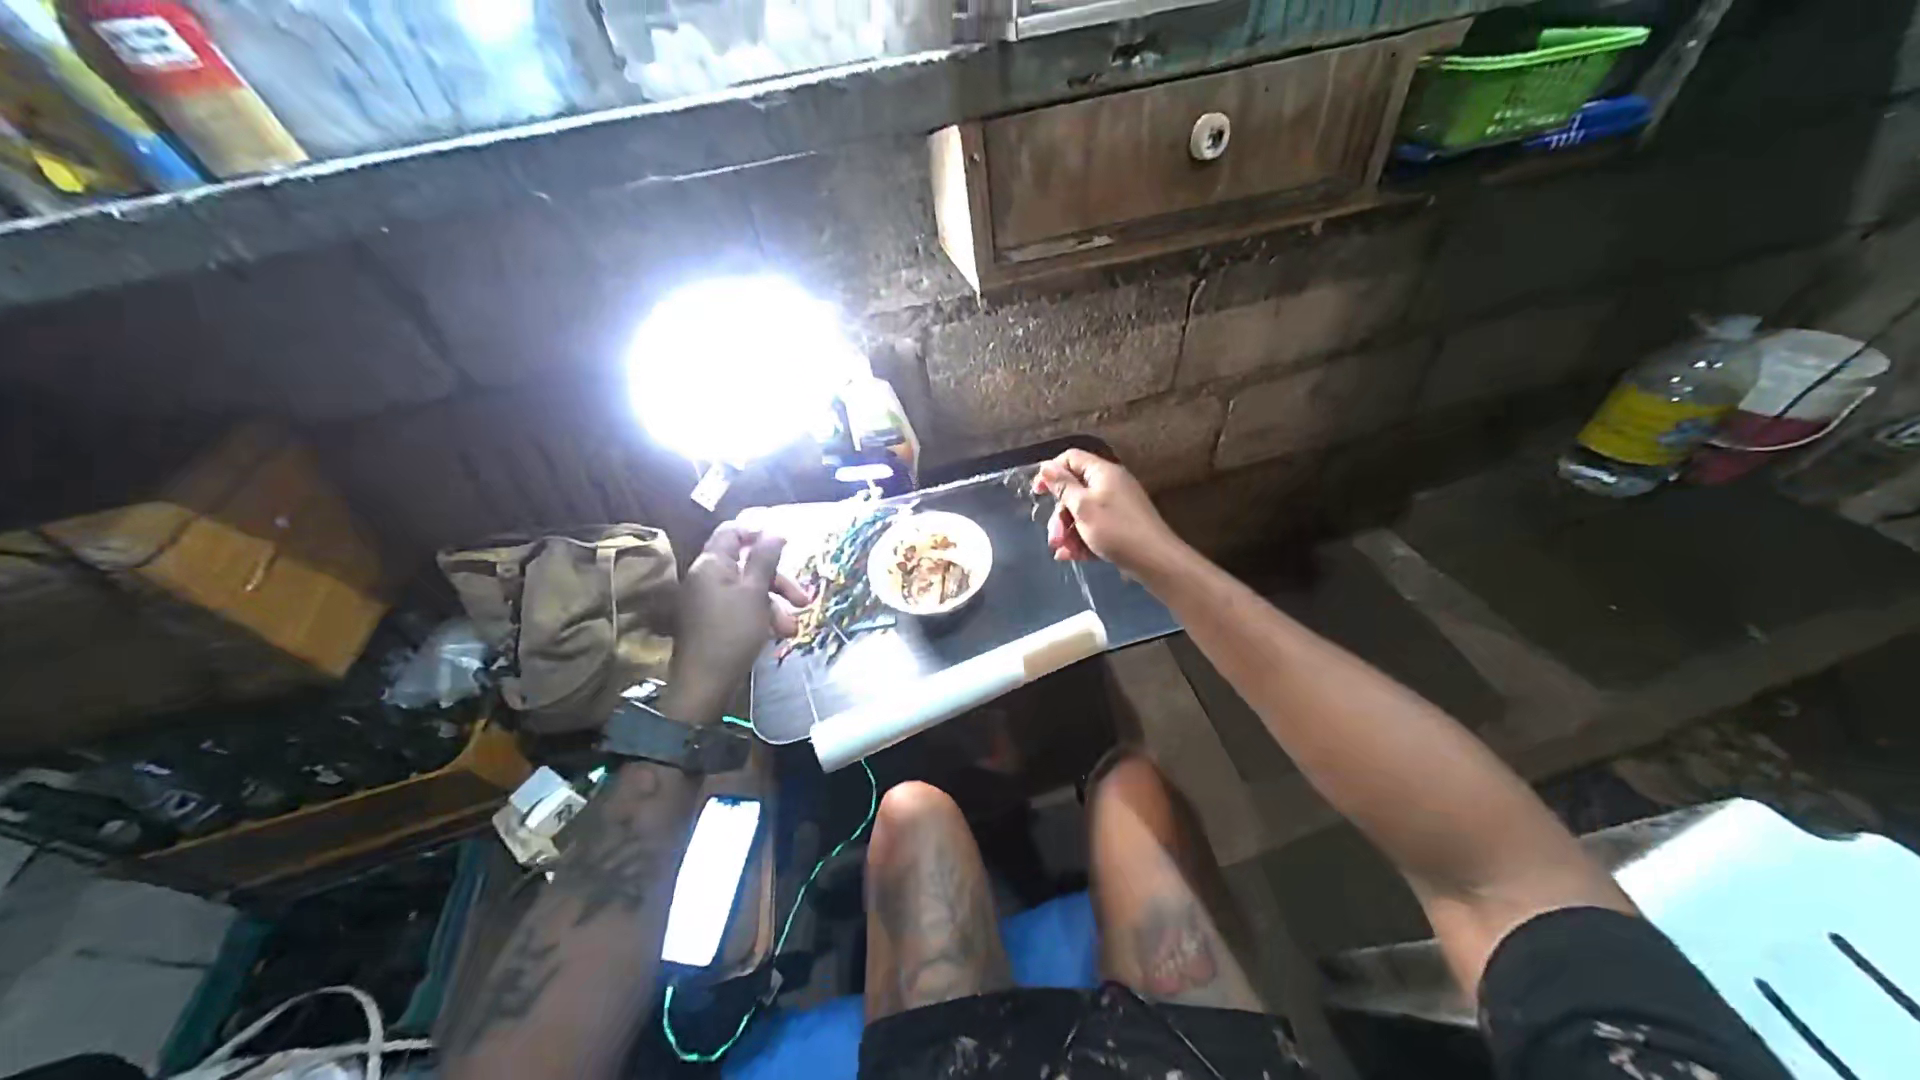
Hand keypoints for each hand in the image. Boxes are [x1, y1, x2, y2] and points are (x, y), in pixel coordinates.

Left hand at [665, 522, 809, 720]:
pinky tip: (777, 635)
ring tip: (790, 629)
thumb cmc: (732, 632)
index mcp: (712, 564)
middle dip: (779, 581)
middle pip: (748, 564)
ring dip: (775, 605)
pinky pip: (742, 607)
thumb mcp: (755, 592)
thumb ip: (765, 559)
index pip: (732, 531)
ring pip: (750, 589)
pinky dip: (762, 616)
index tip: (785, 545)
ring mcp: (709, 599)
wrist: (704, 683)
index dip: (758, 533)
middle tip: (803, 600)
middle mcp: (707, 577)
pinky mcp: (714, 620)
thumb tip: (775, 532)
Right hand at [1032, 450, 1187, 577]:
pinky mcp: (1119, 526)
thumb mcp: (1082, 507)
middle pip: (1073, 491)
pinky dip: (1081, 540)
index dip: (1051, 472)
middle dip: (1059, 516)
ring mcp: (1116, 506)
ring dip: (1068, 532)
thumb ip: (1063, 486)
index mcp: (1102, 472)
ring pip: (1081, 513)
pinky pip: (1093, 528)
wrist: (1154, 560)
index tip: (1037, 492)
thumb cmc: (1116, 530)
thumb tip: (1046, 466)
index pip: (1070, 459)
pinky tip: (1073, 556)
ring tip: (1063, 552)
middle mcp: (1110, 484)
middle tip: (1054, 537)